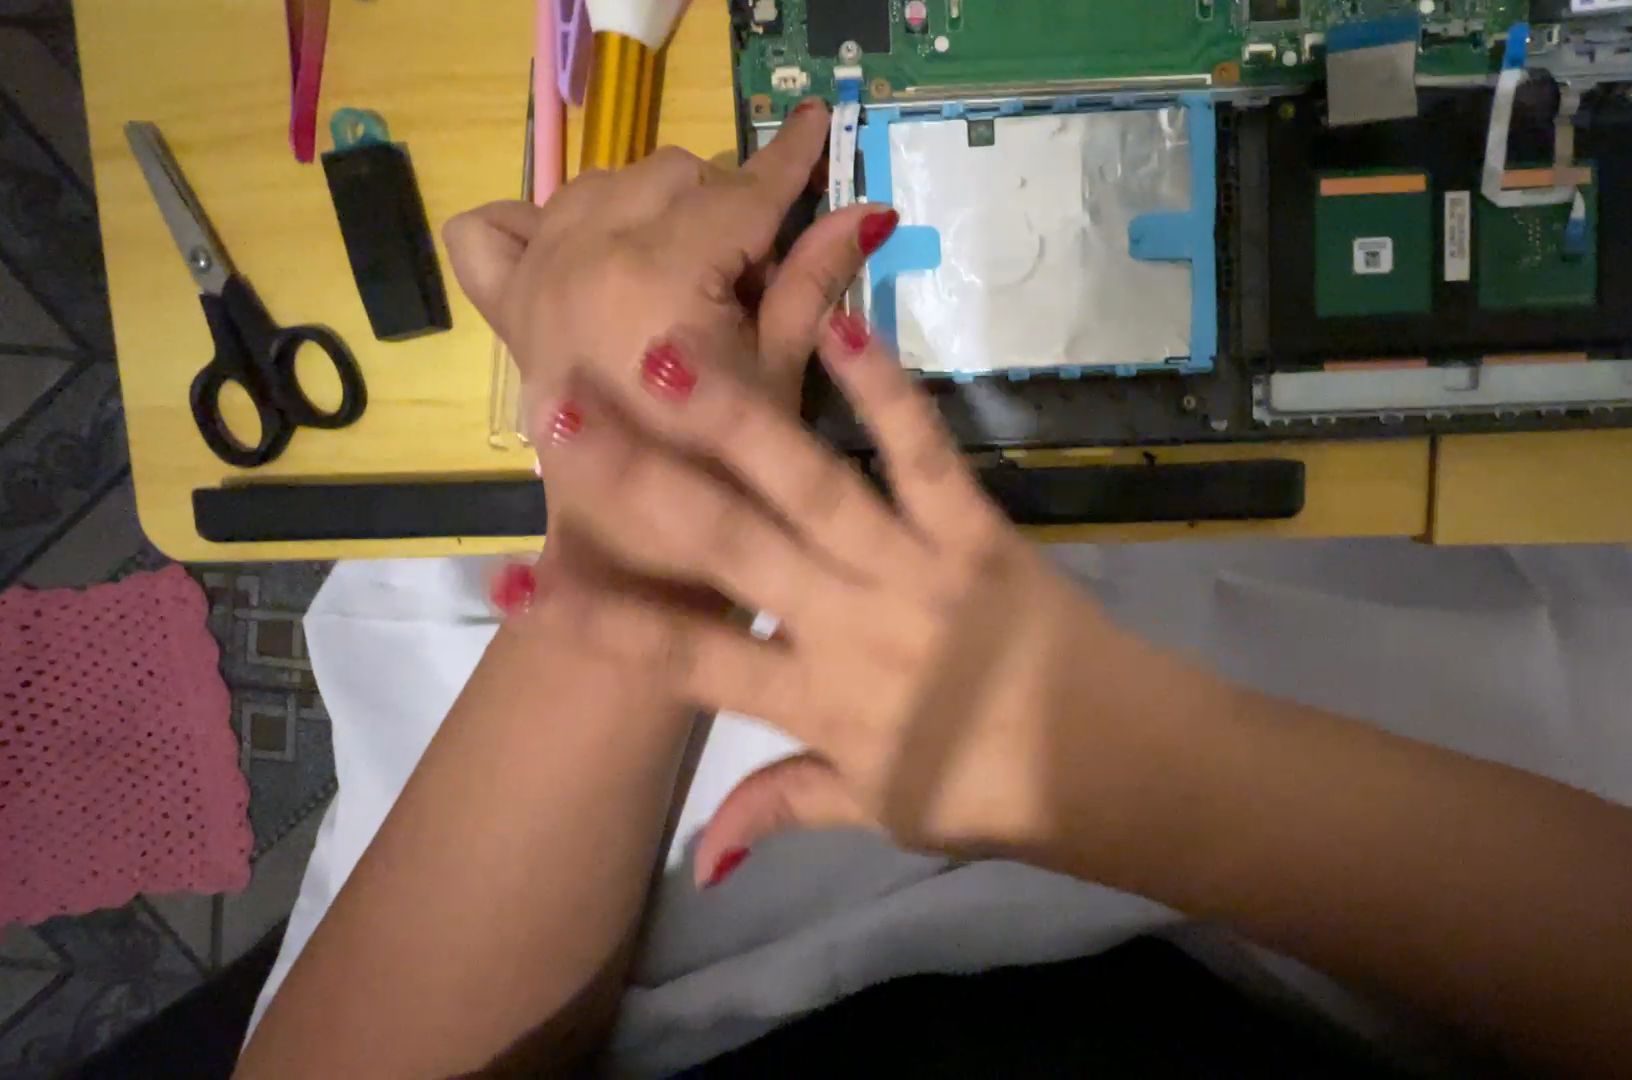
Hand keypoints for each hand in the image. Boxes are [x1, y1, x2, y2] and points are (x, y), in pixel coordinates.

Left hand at [447, 103, 897, 619]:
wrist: (629, 549)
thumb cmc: (723, 478)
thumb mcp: (780, 381)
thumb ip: (812, 286)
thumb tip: (865, 212)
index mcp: (658, 278)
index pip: (739, 194)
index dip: (788, 162)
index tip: (816, 127)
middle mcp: (582, 255)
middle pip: (672, 174)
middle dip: (727, 205)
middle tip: (757, 273)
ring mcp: (531, 275)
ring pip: (599, 182)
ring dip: (656, 207)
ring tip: (691, 273)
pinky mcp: (505, 305)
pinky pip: (497, 226)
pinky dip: (541, 223)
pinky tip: (589, 258)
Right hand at [526, 315, 1170, 877]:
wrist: (1112, 764)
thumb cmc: (991, 792)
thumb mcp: (879, 812)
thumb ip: (785, 808)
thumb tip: (695, 857)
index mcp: (818, 704)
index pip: (683, 664)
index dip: (594, 625)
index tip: (507, 584)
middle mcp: (850, 623)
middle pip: (728, 548)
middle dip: (636, 485)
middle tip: (559, 417)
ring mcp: (915, 567)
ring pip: (811, 487)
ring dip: (736, 421)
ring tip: (666, 358)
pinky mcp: (977, 529)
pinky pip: (922, 454)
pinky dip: (884, 389)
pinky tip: (840, 324)